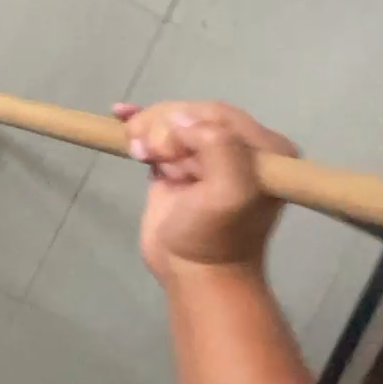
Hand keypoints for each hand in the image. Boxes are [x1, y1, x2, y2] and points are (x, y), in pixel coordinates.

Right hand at [113, 101, 298, 284]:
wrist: (192, 270)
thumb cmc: (215, 235)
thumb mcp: (228, 194)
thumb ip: (218, 149)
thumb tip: (182, 120)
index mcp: (263, 150)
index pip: (214, 113)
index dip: (181, 125)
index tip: (165, 155)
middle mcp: (236, 148)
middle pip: (186, 115)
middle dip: (160, 130)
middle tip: (150, 158)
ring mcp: (202, 157)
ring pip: (166, 123)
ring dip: (144, 132)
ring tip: (140, 157)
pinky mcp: (173, 166)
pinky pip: (155, 136)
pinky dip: (136, 123)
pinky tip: (119, 115)